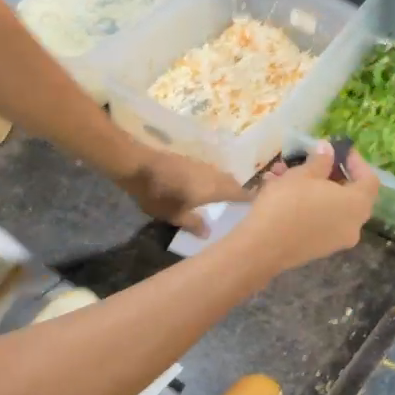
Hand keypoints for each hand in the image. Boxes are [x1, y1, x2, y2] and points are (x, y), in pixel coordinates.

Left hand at [117, 149, 249, 234]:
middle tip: (241, 207)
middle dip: (239, 193)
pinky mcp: (189, 161)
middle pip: (232, 182)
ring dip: (225, 186)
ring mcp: (201, 165)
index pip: (240, 193)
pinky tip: (205, 190)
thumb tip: (208, 232)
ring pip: (220, 176)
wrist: (137, 165)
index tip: (257, 207)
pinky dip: (213, 181)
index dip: (250, 200)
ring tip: (225, 200)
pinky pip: (209, 173)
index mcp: (214, 188)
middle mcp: (212, 175)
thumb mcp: (175, 215)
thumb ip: (194, 224)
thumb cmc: (159, 194)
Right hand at [229, 142, 379, 272]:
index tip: (339, 150)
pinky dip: (310, 206)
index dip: (356, 162)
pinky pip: (321, 221)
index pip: (369, 179)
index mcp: (357, 205)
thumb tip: (328, 150)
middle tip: (315, 161)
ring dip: (314, 189)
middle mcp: (354, 225)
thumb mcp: (303, 174)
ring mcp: (337, 241)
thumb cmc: (288, 204)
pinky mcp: (320, 249)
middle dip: (332, 175)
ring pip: (331, 207)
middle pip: (351, 195)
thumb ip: (321, 160)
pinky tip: (284, 193)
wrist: (263, 247)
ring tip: (287, 174)